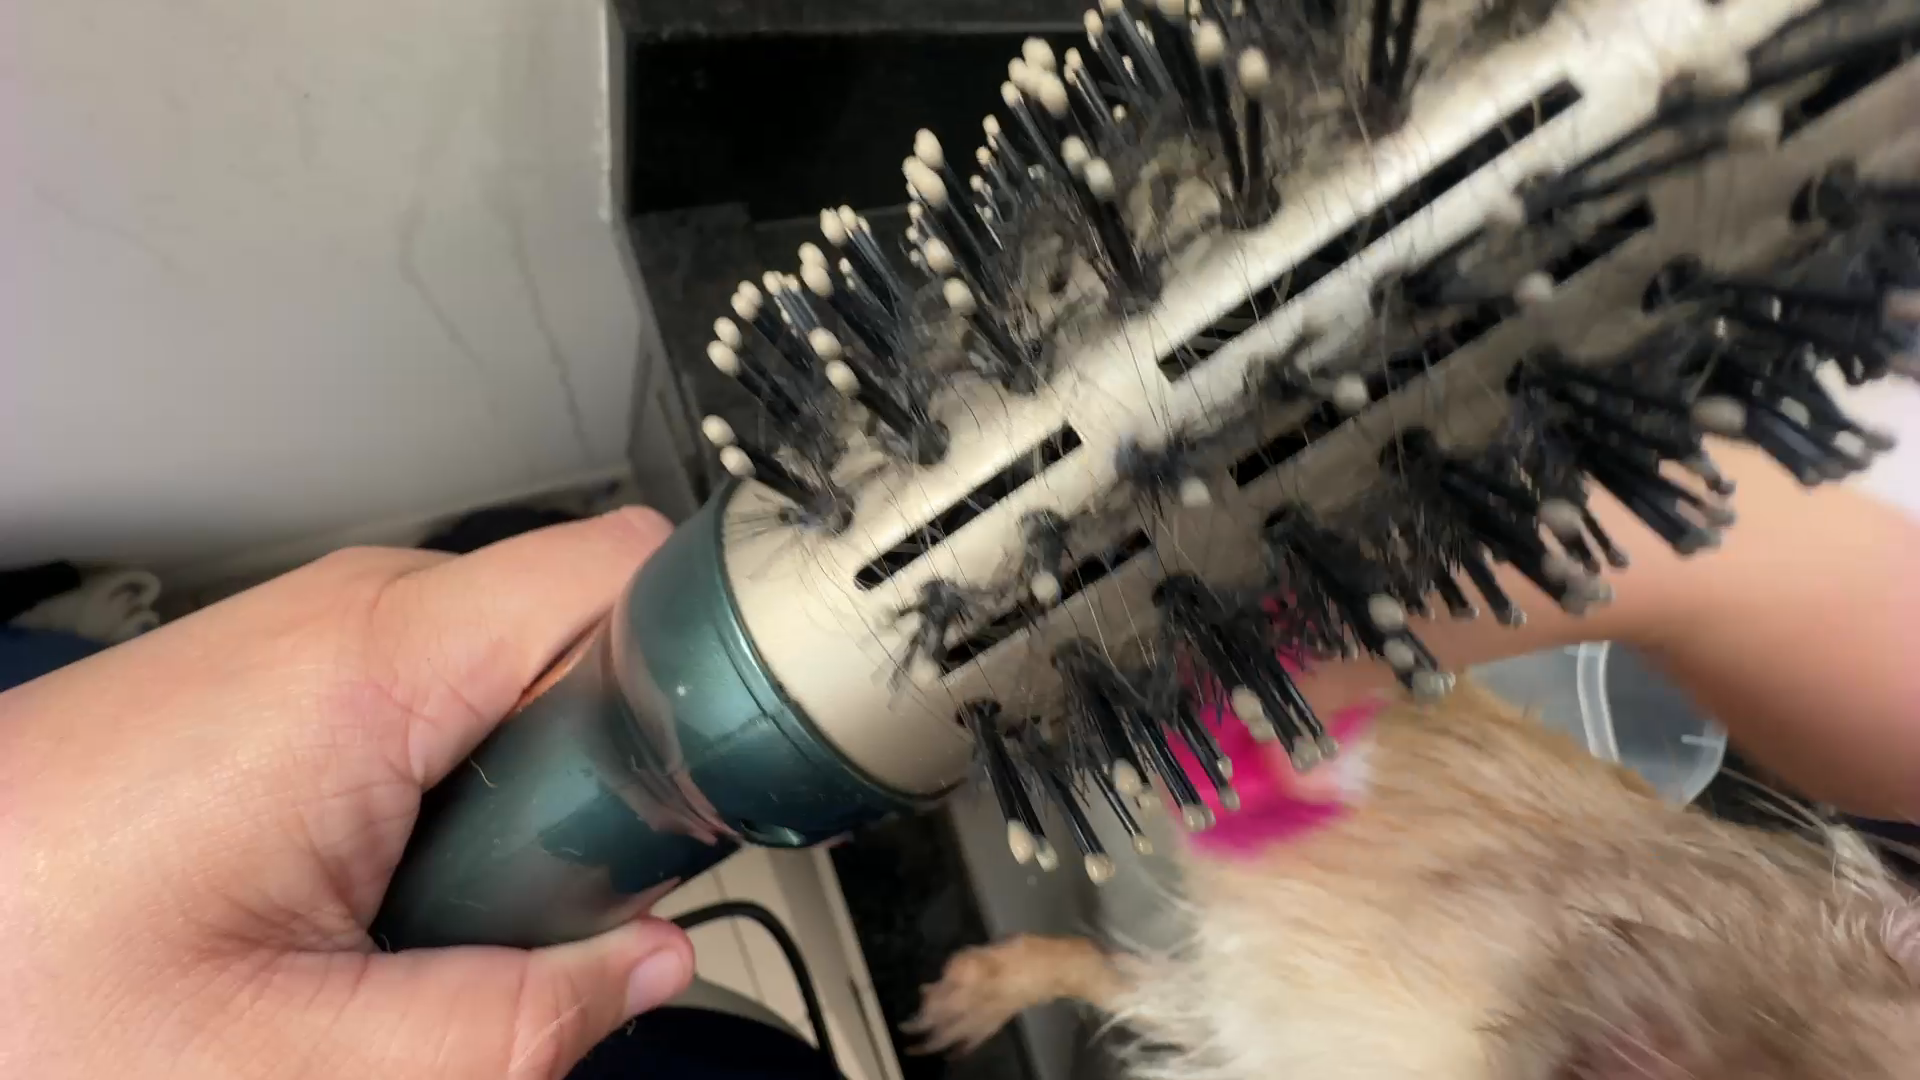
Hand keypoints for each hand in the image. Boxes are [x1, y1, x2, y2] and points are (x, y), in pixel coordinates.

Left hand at [0, 510, 695, 1078]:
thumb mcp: (274, 1061)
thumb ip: (505, 1024)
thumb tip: (651, 964)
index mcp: (380, 658)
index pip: (625, 561)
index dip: (700, 630)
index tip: (716, 738)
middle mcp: (374, 612)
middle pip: (598, 616)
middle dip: (627, 731)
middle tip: (582, 853)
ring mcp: (351, 630)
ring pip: (546, 651)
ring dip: (561, 755)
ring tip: (493, 864)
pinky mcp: (333, 660)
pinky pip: (484, 671)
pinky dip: (504, 751)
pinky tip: (442, 843)